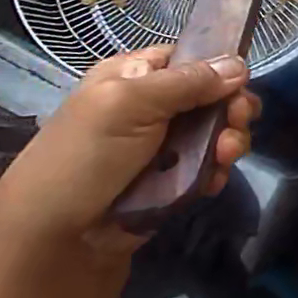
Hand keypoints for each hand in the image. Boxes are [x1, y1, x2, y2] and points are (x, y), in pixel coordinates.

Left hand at [0, 45, 258, 251]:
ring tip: (227, 157)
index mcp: (134, 75)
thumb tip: (240, 64)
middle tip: (238, 123)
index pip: (188, 58)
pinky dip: (217, 170)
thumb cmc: (87, 155)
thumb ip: (188, 81)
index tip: (241, 84)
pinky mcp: (172, 180)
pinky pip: (208, 165)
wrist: (56, 239)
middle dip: (230, 108)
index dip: (218, 68)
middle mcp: (151, 105)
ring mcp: (162, 145)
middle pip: (210, 95)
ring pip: (215, 131)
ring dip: (229, 141)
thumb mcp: (131, 103)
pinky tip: (215, 181)